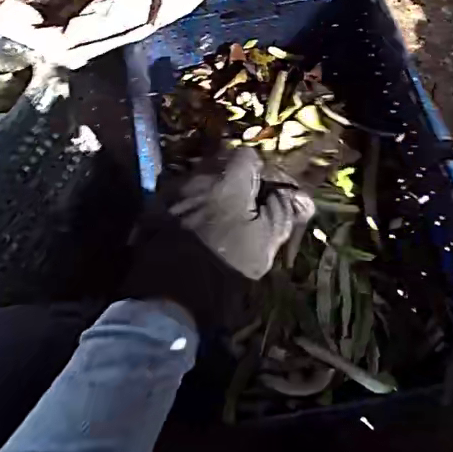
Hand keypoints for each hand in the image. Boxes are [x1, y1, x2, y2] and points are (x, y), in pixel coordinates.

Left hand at [122, 147, 313, 328]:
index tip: (271, 197)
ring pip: (200, 184)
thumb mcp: (266, 241)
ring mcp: (171, 193)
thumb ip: (284, 212)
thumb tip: (300, 197)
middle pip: (223, 167)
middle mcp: (196, 177)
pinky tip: (197, 233)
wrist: (168, 295)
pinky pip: (180, 201)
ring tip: (221, 224)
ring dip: (213, 197)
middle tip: (248, 212)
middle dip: (238, 184)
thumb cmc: (226, 265)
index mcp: (228, 179)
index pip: (250, 156)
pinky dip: (192, 211)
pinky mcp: (152, 211)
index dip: (264, 174)